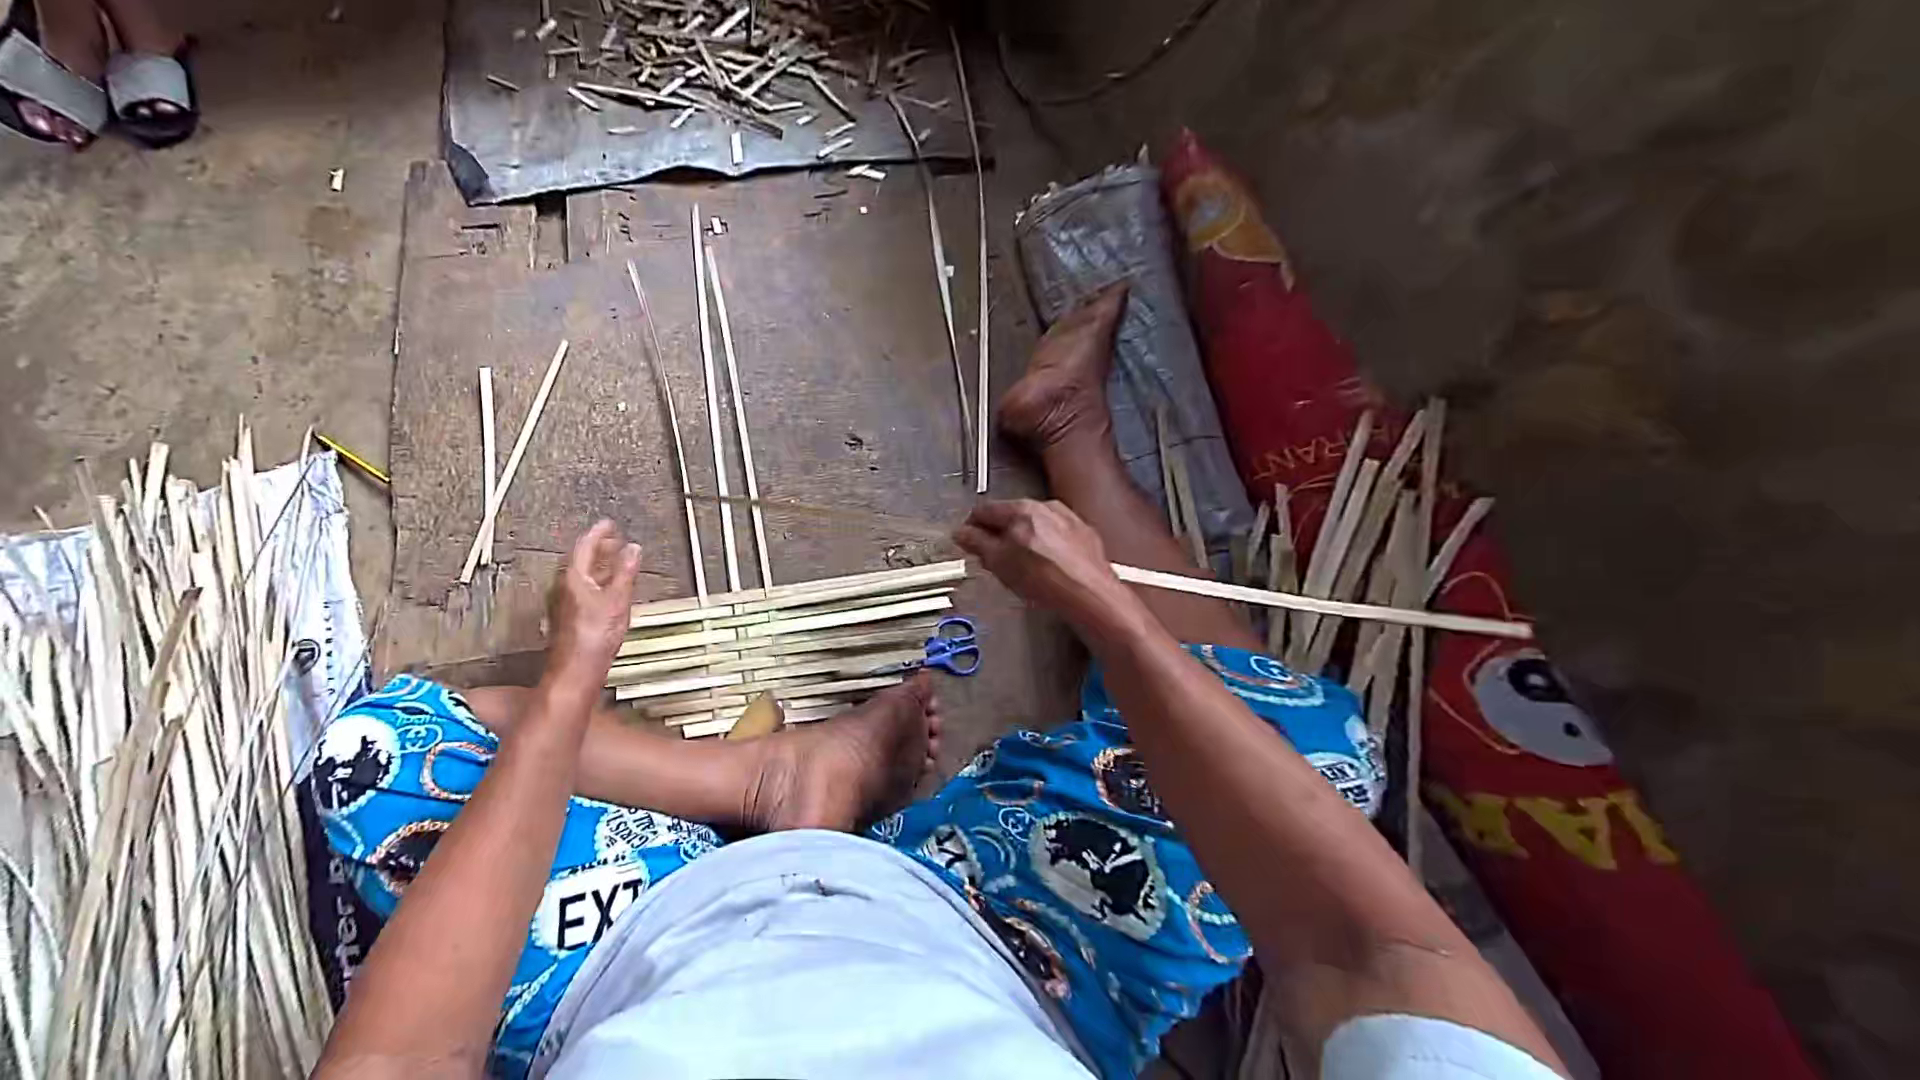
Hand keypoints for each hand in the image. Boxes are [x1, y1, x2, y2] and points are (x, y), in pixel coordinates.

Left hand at [544, 520, 641, 687]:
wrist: (577, 668)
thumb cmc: (593, 636)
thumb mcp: (618, 598)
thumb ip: (625, 571)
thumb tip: (632, 549)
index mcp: (573, 578)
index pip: (585, 547)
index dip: (598, 533)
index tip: (608, 524)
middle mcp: (564, 587)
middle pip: (581, 559)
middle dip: (599, 547)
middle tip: (612, 538)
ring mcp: (565, 602)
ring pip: (583, 574)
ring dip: (599, 564)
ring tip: (614, 558)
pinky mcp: (570, 615)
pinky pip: (583, 587)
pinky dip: (597, 579)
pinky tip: (608, 586)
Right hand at [953, 500, 1134, 627]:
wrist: (1090, 595)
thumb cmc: (1048, 580)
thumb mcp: (999, 563)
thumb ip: (977, 543)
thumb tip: (963, 533)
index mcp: (1021, 509)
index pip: (983, 510)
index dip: (971, 528)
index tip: (969, 541)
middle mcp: (1046, 507)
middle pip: (1010, 516)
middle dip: (999, 536)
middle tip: (995, 561)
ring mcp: (1068, 519)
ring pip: (1035, 526)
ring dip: (1024, 542)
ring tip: (1024, 570)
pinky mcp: (1084, 534)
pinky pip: (1056, 536)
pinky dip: (1047, 548)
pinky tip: (1047, 570)